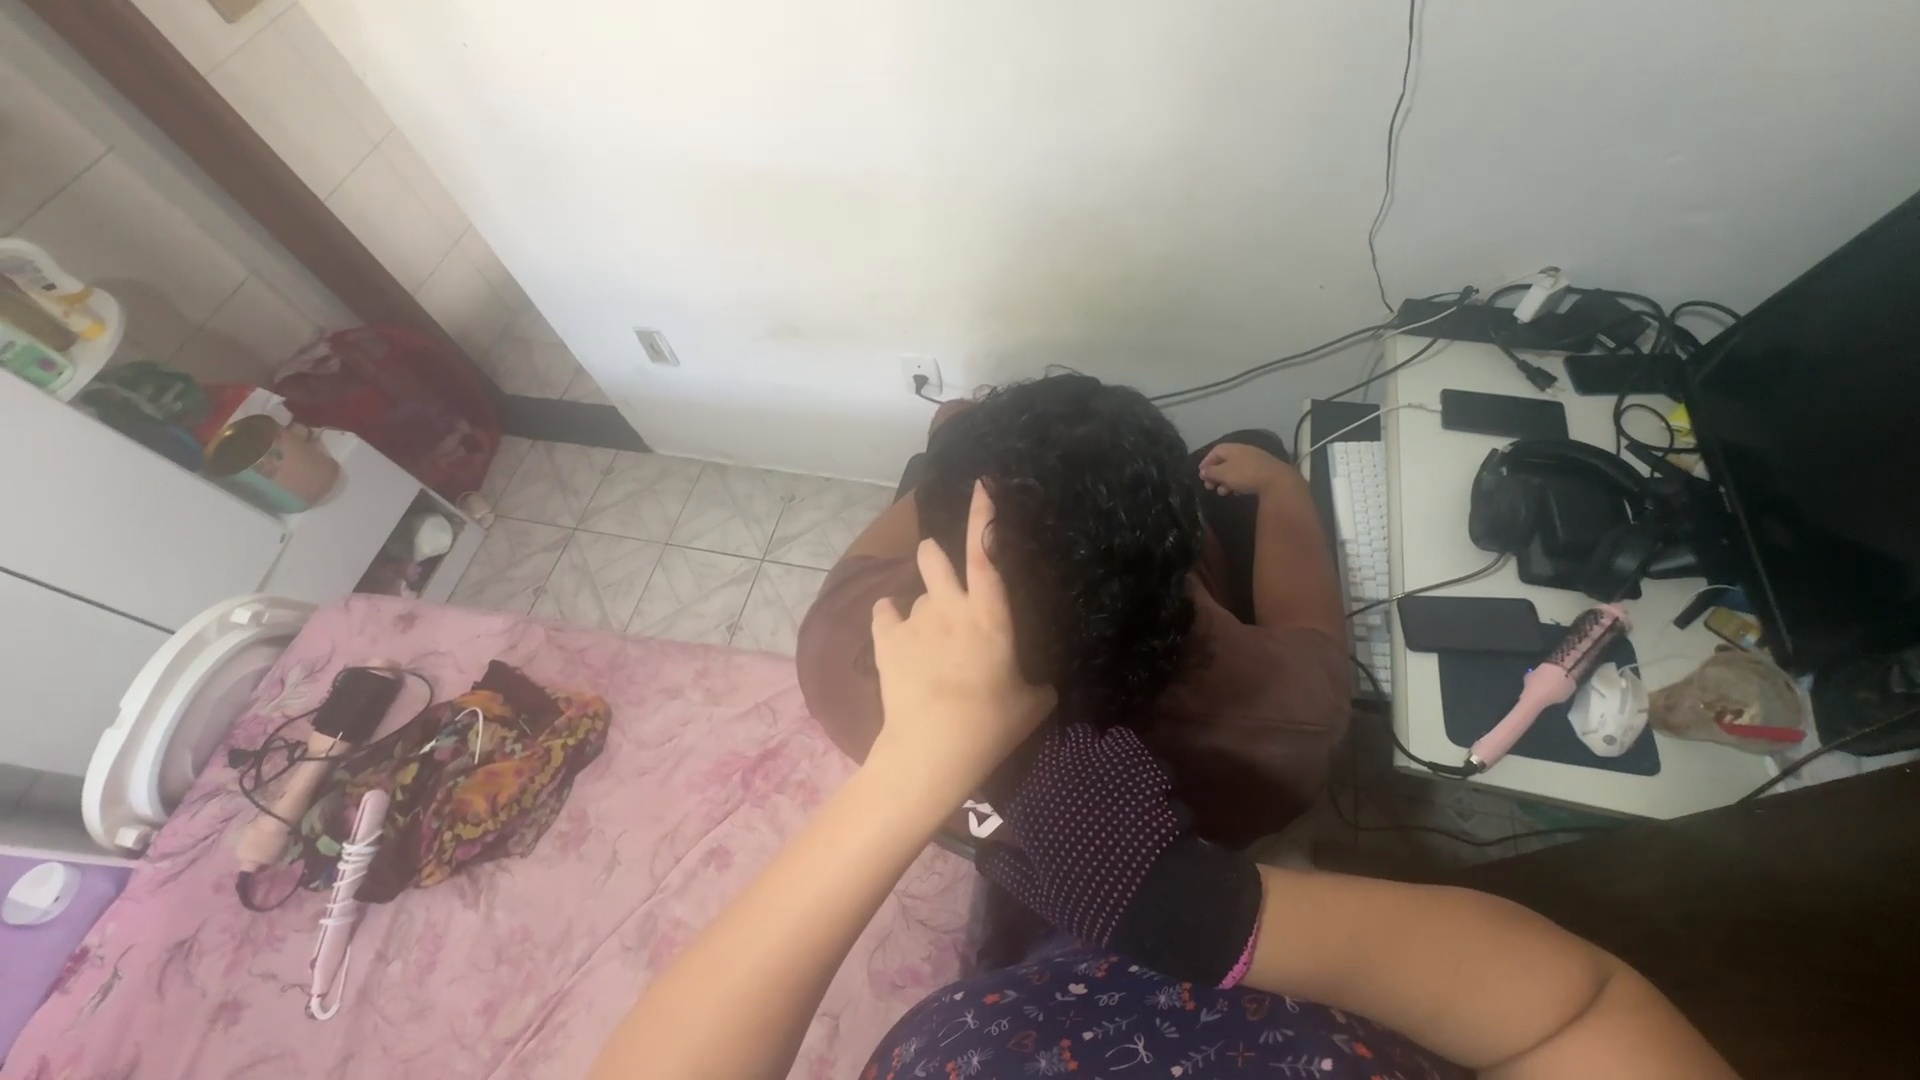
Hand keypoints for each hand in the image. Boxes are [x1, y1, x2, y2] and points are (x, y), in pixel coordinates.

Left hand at [866, 481, 1056, 806]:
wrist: (933, 747)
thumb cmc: (992, 724)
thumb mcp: (1032, 703)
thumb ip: (1036, 682)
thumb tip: (1040, 683)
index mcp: (991, 614)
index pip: (987, 552)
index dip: (983, 515)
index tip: (981, 485)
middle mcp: (950, 606)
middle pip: (935, 557)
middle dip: (934, 555)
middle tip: (939, 572)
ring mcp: (914, 620)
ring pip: (914, 594)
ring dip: (921, 605)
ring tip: (923, 634)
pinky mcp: (886, 640)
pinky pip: (884, 613)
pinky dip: (889, 620)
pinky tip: (893, 634)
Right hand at [977, 723, 1263, 985]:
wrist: (1149, 900)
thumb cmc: (1087, 897)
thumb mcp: (1036, 892)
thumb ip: (1005, 866)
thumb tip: (980, 851)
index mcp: (1037, 795)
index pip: (1034, 757)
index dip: (1046, 765)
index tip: (1052, 777)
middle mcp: (1071, 769)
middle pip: (1075, 737)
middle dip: (1081, 751)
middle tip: (1090, 775)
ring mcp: (1113, 764)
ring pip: (1113, 740)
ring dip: (1115, 755)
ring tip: (1124, 779)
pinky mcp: (1150, 770)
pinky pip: (1147, 757)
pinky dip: (1150, 769)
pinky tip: (1154, 790)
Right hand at [1198, 442, 1296, 496]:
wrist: (1276, 480)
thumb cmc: (1245, 474)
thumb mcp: (1223, 474)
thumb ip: (1211, 472)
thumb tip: (1203, 472)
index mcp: (1232, 448)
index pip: (1215, 451)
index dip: (1206, 461)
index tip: (1201, 474)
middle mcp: (1243, 451)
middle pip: (1225, 461)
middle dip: (1215, 474)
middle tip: (1209, 486)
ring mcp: (1255, 460)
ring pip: (1235, 469)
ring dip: (1226, 481)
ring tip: (1222, 492)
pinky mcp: (1263, 471)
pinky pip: (1245, 475)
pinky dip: (1237, 482)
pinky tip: (1237, 492)